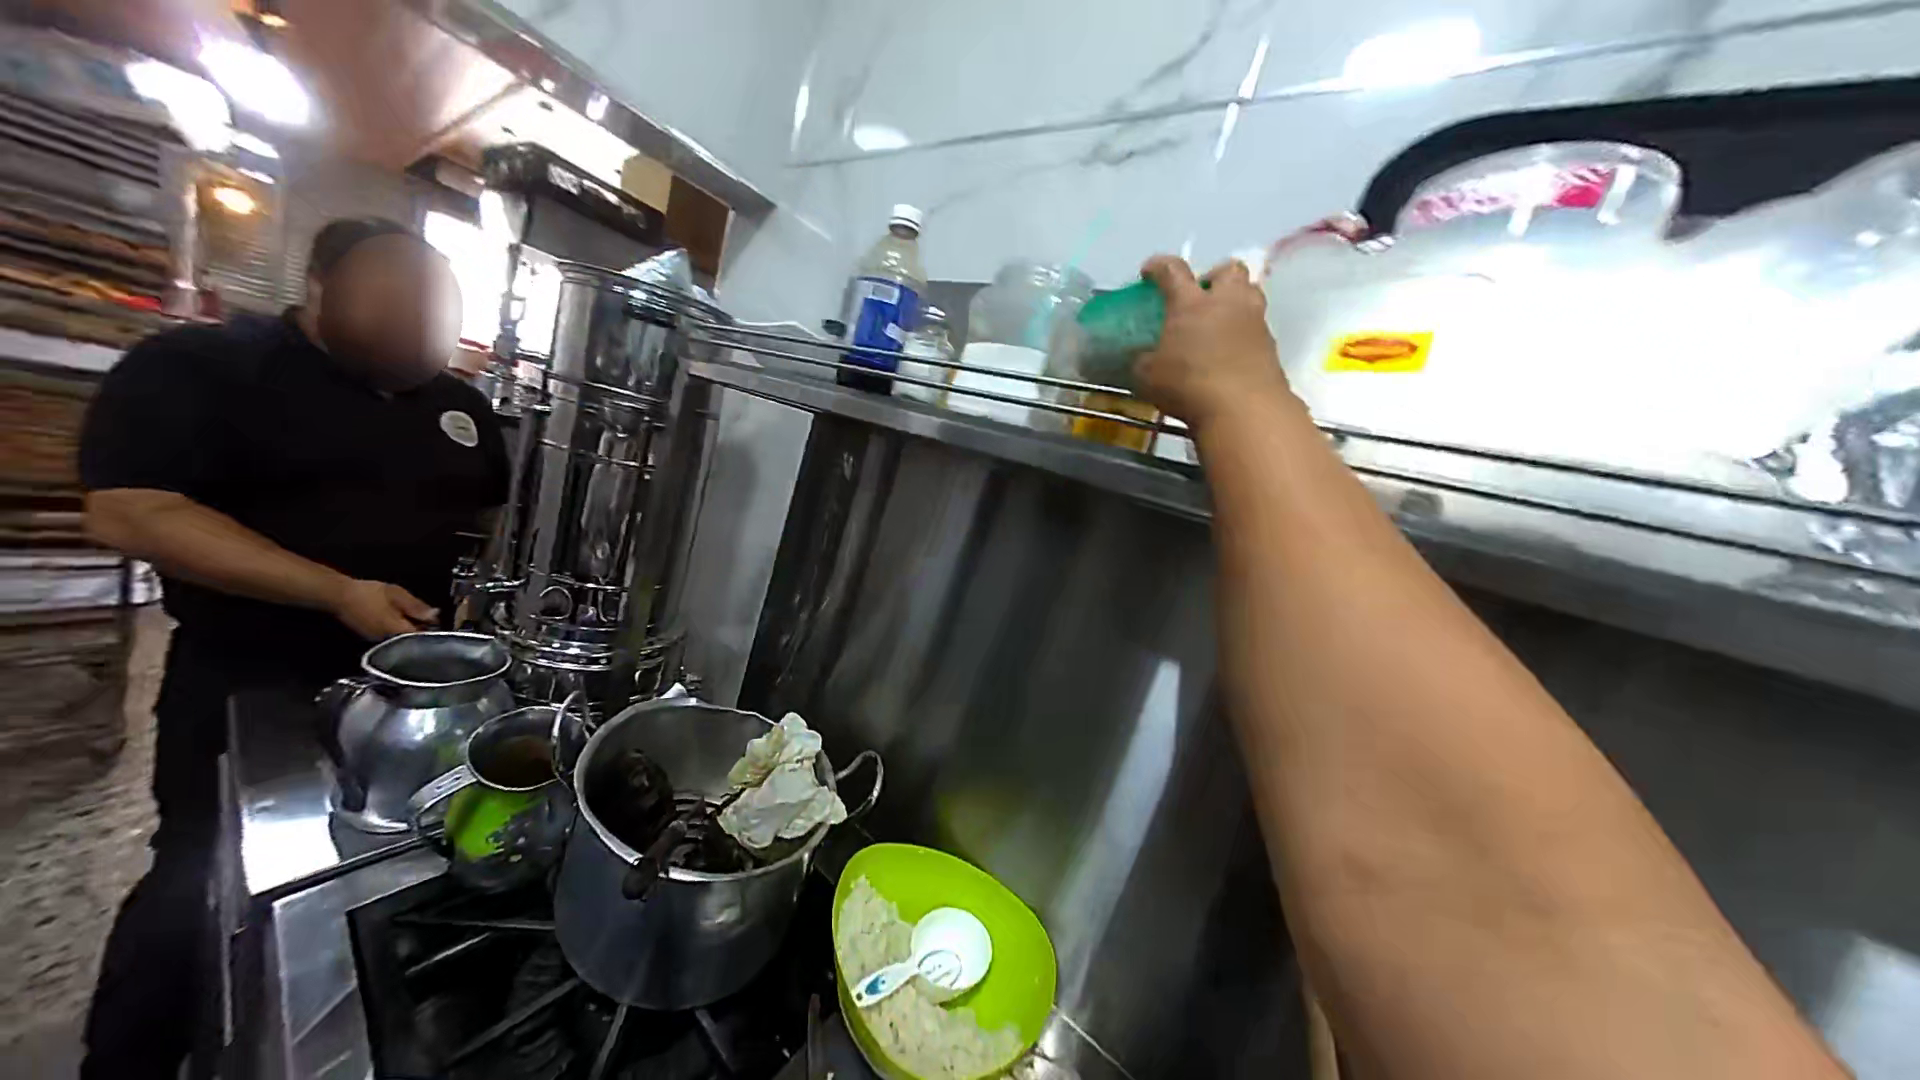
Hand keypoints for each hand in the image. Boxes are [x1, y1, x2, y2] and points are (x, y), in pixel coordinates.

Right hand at [332, 579, 437, 639]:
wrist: (337, 595)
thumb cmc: (369, 593)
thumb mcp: (397, 595)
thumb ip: (416, 607)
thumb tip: (435, 615)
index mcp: (395, 630)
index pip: (421, 636)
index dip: (431, 629)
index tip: (437, 621)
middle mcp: (386, 639)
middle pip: (411, 640)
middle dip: (421, 630)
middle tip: (428, 619)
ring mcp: (375, 640)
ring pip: (400, 639)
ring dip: (409, 630)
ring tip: (417, 619)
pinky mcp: (368, 637)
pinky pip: (390, 637)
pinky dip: (398, 630)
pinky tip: (401, 620)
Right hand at [1133, 255, 1294, 430]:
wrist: (1242, 409)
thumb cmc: (1188, 385)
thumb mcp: (1148, 376)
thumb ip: (1143, 360)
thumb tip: (1142, 357)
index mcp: (1190, 304)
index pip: (1173, 271)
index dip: (1159, 266)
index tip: (1149, 271)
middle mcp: (1226, 303)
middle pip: (1228, 269)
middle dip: (1213, 277)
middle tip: (1200, 297)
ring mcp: (1253, 322)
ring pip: (1249, 293)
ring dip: (1234, 300)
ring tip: (1218, 322)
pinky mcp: (1270, 345)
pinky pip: (1256, 327)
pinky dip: (1242, 333)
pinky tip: (1229, 353)